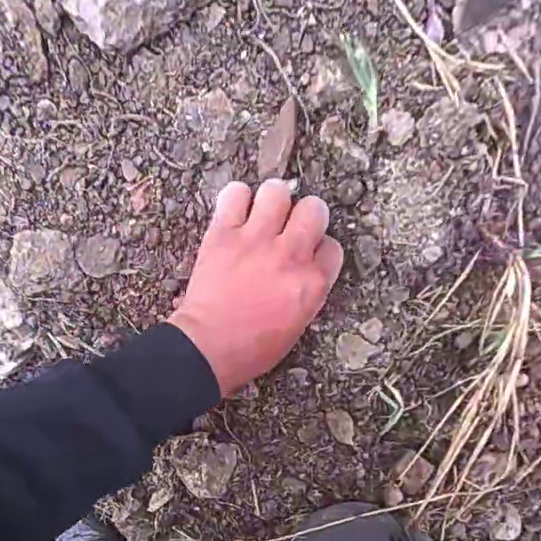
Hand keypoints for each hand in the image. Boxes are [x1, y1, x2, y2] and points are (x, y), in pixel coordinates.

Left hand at [169, 180, 343, 396]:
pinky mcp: (223, 234)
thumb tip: (305, 268)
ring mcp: (256, 241)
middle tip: (290, 226)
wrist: (208, 348)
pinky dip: (236, 197)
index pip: (332, 246)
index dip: (319, 247)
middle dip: (305, 214)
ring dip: (272, 200)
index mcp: (313, 283)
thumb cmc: (251, 347)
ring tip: (262, 213)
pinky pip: (235, 194)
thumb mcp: (297, 325)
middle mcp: (290, 255)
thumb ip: (307, 291)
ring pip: (277, 192)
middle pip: (314, 209)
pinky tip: (235, 212)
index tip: (307, 253)